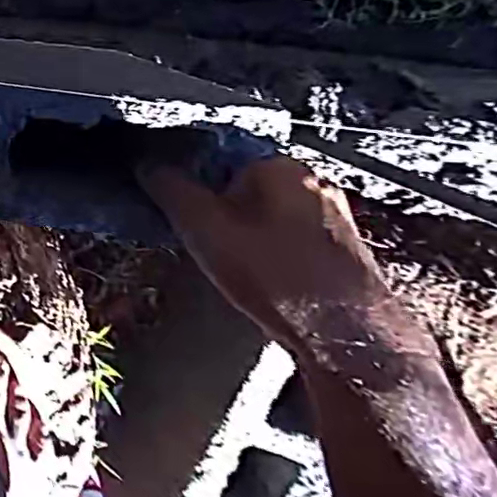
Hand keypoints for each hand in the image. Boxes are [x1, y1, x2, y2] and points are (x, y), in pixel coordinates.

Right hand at [137, 156, 387, 348]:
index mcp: (282, 167)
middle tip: (205, 242)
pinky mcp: (343, 250)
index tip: (183, 215)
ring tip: (233, 264)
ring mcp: (335, 218)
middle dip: (219, 210)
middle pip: (243, 186)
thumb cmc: (274, 276)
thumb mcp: (202, 226)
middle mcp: (316, 184)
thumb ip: (171, 188)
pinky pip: (288, 236)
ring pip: (266, 213)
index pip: (218, 157)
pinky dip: (269, 250)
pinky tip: (263, 277)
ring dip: (244, 232)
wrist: (348, 339)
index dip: (192, 186)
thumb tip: (148, 164)